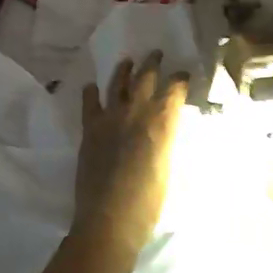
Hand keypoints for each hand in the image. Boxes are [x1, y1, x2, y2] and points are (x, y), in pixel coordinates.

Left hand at [73, 51, 188, 252]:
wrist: (110, 219)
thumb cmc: (149, 203)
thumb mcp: (170, 168)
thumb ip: (168, 141)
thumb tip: (167, 129)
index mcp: (163, 123)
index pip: (174, 90)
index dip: (179, 80)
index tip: (183, 75)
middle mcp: (137, 113)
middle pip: (146, 78)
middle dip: (153, 64)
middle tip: (156, 53)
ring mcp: (110, 119)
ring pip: (118, 85)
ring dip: (124, 70)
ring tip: (128, 60)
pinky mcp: (90, 130)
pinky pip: (90, 104)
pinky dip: (91, 93)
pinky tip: (91, 86)